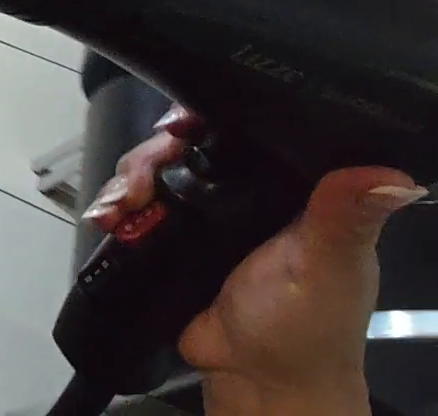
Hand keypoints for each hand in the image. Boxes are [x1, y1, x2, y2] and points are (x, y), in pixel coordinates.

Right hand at [87, 106, 426, 414]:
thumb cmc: (304, 326)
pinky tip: (105, 218)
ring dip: (121, 186)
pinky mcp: (165, 235)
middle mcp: (238, 196)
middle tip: (134, 188)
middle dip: (145, 161)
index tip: (172, 127)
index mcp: (286, 195)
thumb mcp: (326, 269)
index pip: (237, 135)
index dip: (199, 120)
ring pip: (147, 174)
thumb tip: (392, 172)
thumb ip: (343, 220)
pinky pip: (129, 205)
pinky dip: (111, 206)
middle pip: (178, 151)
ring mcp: (197, 216)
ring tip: (115, 212)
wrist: (252, 378)